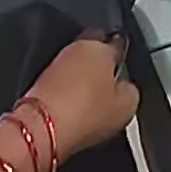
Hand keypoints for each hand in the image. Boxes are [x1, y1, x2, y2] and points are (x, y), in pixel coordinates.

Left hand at [22, 33, 138, 157]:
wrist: (43, 128)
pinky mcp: (39, 81)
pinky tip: (75, 109)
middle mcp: (76, 48)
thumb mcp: (127, 105)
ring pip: (77, 67)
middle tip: (110, 89)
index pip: (117, 44)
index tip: (125, 68)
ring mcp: (55, 63)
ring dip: (84, 80)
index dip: (123, 58)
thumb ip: (131, 90)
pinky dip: (69, 93)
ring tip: (92, 104)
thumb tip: (126, 88)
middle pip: (94, 53)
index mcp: (101, 47)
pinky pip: (62, 83)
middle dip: (102, 67)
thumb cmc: (84, 112)